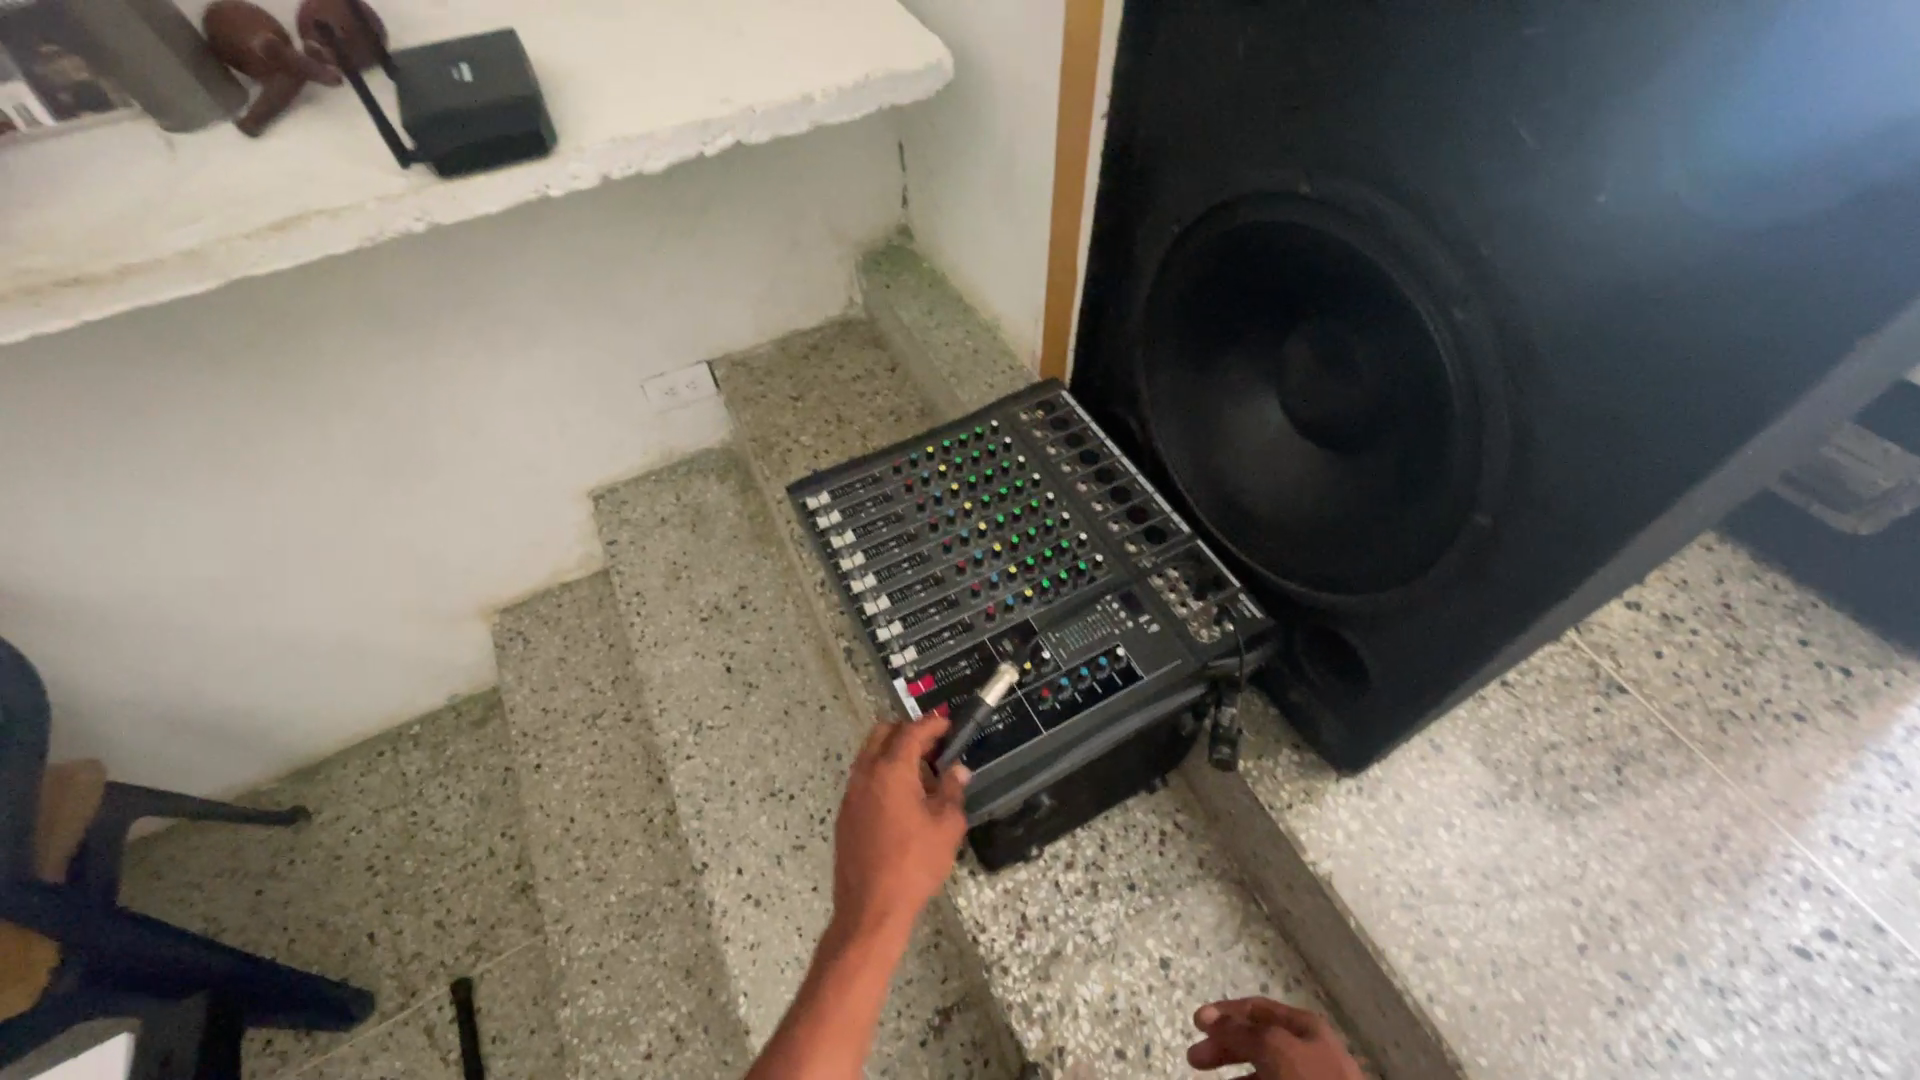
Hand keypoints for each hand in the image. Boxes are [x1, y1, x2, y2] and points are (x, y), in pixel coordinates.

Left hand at [831, 715, 971, 937]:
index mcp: (891, 770)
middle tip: (934, 747)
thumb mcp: (946, 826)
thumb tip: (957, 769)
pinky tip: (902, 800)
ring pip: (869, 755)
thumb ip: (952, 791)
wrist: (871, 908)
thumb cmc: (914, 864)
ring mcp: (850, 794)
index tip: (948, 723)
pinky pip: (863, 779)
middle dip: (908, 732)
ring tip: (922, 776)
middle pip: (883, 734)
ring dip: (893, 754)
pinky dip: (882, 775)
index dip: (932, 724)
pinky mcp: (845, 815)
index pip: (912, 732)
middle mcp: (865, 774)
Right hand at [1186, 997, 1363, 1079]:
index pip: (1256, 1009)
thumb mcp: (1274, 1049)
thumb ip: (1240, 1032)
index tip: (1195, 1023)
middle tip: (1193, 1059)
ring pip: (1262, 1074)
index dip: (1224, 1012)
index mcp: (1303, 1028)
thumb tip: (1210, 1016)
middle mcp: (1306, 1051)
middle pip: (1256, 1041)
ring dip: (1234, 1077)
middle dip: (1223, 1048)